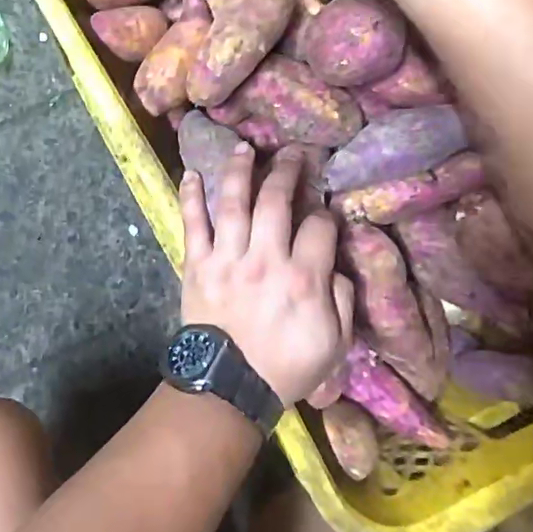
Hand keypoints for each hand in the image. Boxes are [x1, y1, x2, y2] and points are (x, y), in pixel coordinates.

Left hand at [179, 143, 352, 403]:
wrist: (229, 383)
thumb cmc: (286, 365)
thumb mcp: (334, 343)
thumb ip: (342, 300)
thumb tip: (337, 265)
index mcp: (304, 278)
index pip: (319, 227)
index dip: (325, 211)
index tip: (324, 206)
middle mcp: (265, 258)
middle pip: (276, 202)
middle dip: (287, 172)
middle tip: (292, 153)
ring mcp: (227, 258)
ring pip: (233, 203)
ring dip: (239, 171)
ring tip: (244, 148)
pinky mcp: (197, 263)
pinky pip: (192, 223)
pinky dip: (190, 197)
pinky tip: (191, 173)